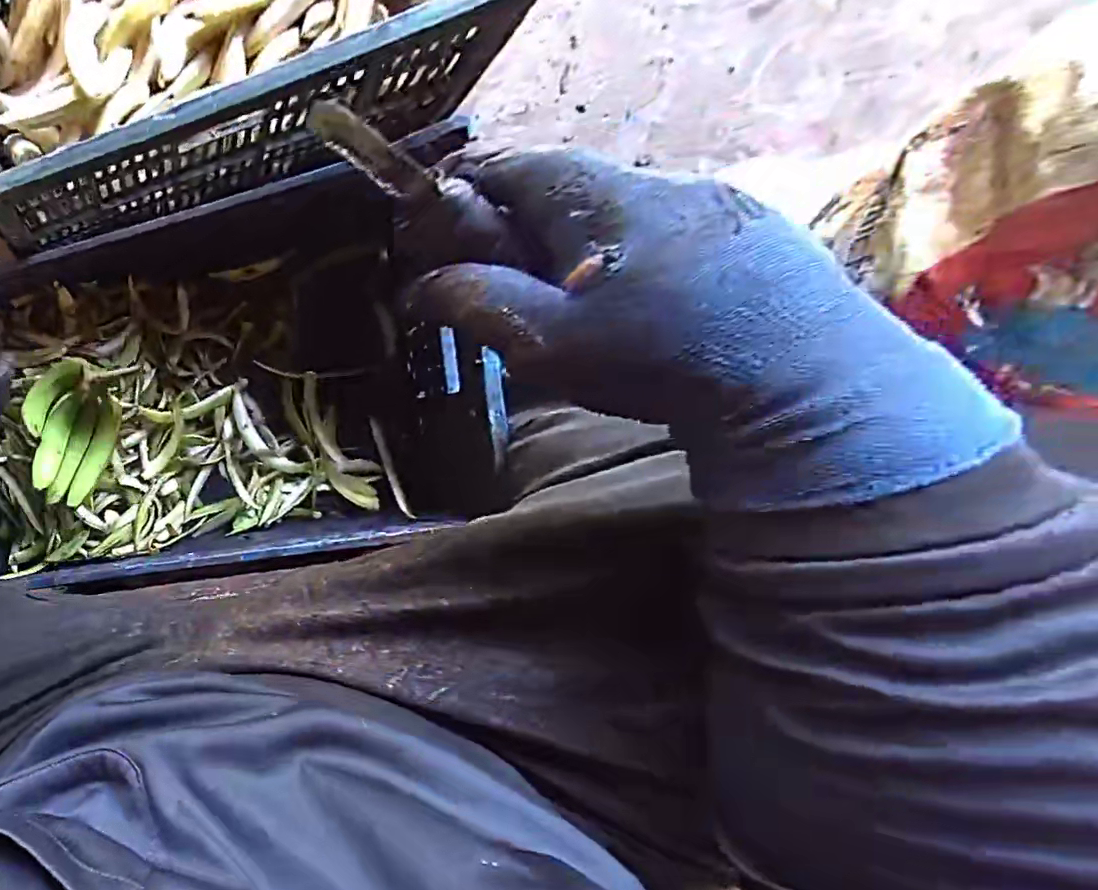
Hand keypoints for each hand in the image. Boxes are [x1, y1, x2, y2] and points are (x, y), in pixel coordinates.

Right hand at [398, 148, 1017, 510]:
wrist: (805, 390)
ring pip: (611, 215)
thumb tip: (417, 284)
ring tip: (550, 294)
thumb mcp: (546, 341)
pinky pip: (653, 235)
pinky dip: (613, 257)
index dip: (469, 182)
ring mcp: (715, 209)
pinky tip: (618, 301)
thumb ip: (478, 303)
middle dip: (514, 221)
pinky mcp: (746, 240)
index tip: (432, 211)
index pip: (522, 166)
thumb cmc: (660, 359)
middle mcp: (665, 187)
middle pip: (566, 190)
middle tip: (483, 266)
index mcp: (611, 201)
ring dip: (566, 243)